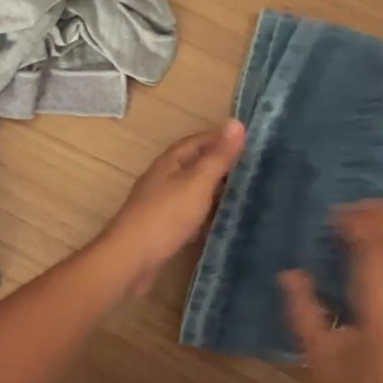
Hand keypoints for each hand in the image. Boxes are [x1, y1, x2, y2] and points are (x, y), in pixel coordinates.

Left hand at [94, 120, 245, 294]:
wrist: (130, 260)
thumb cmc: (165, 216)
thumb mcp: (197, 182)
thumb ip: (217, 157)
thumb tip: (236, 122)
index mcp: (168, 163)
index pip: (196, 142)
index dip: (219, 139)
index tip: (248, 143)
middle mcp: (162, 180)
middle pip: (193, 166)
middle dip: (220, 166)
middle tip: (252, 172)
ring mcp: (160, 205)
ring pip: (191, 192)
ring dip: (213, 192)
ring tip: (244, 196)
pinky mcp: (161, 229)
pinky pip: (188, 216)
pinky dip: (205, 216)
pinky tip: (220, 224)